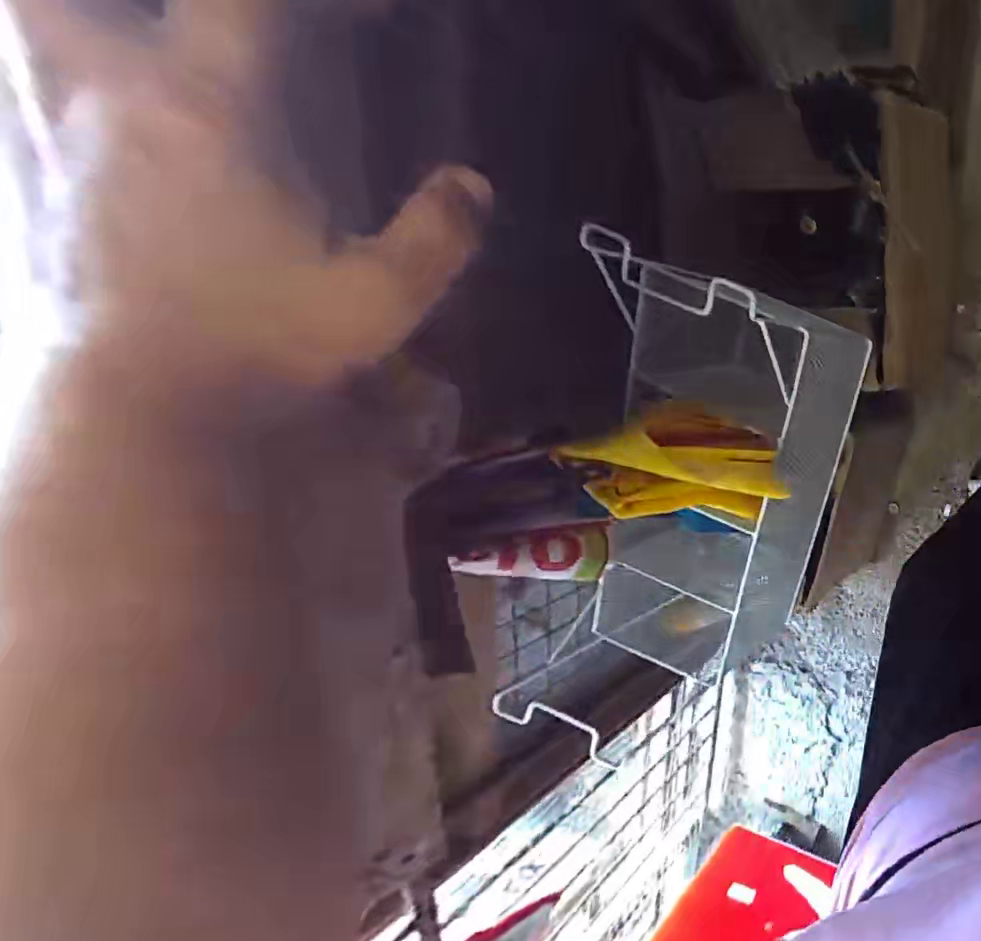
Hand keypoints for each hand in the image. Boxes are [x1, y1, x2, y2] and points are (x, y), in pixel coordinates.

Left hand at [4, 0, 489, 393]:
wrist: (146, 398)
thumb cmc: (270, 341)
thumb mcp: (383, 298)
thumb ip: (437, 236)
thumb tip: (473, 183)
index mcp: (203, 114)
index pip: (247, 6)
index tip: (376, 10)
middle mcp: (103, 92)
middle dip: (183, 14)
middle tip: (223, 39)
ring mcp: (41, 122)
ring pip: (36, 26)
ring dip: (100, 32)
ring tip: (167, 68)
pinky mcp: (21, 169)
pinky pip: (23, 89)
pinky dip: (68, 81)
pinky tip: (119, 126)